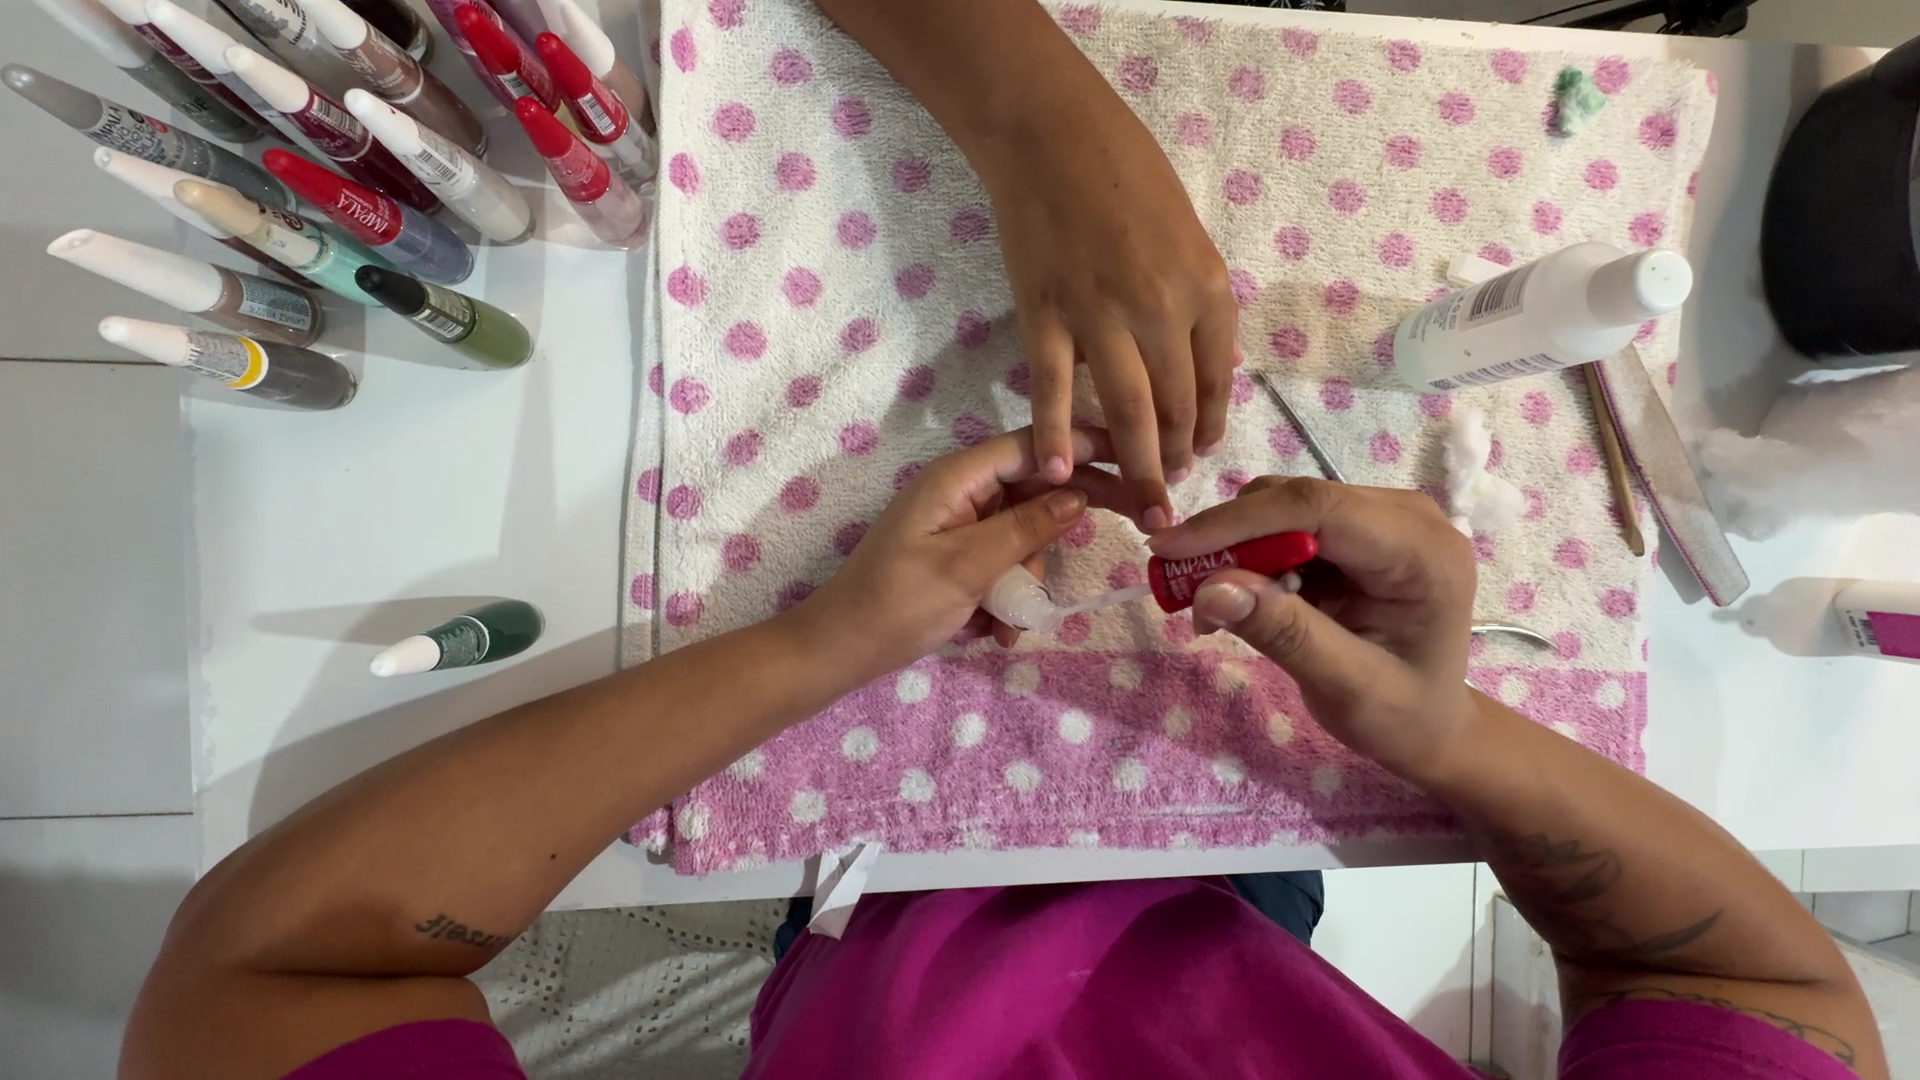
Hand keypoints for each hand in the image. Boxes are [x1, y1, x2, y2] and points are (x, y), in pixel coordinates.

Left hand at [794, 427, 1125, 683]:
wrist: (841, 650)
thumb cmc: (898, 603)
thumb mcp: (966, 566)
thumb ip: (1026, 527)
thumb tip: (1078, 496)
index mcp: (957, 477)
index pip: (1033, 445)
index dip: (1085, 447)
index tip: (1136, 457)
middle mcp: (961, 492)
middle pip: (1035, 489)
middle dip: (1062, 524)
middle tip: (1131, 523)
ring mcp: (959, 526)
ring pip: (1023, 535)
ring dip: (1025, 578)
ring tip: (1007, 621)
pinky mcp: (958, 557)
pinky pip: (1001, 564)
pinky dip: (1004, 595)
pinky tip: (992, 632)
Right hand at [978, 94, 1238, 531]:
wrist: (1054, 138)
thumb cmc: (1130, 177)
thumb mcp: (1190, 237)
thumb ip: (1197, 305)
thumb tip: (1196, 367)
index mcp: (1206, 287)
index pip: (1216, 381)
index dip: (1209, 429)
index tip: (1200, 456)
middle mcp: (1161, 311)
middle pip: (1175, 408)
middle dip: (1175, 461)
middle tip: (1166, 497)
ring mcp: (1100, 319)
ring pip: (1126, 413)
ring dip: (1135, 468)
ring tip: (1139, 507)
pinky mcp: (1045, 321)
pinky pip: (1052, 391)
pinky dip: (1055, 436)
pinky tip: (1059, 475)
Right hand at [1147, 477, 1479, 778]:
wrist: (1428, 722)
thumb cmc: (1400, 715)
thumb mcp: (1345, 687)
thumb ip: (1284, 633)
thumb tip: (1210, 588)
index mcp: (1422, 553)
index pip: (1317, 509)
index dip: (1237, 522)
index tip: (1169, 549)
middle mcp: (1406, 517)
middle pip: (1293, 499)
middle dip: (1228, 537)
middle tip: (1181, 585)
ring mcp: (1379, 517)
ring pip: (1279, 505)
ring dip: (1234, 547)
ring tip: (1214, 603)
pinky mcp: (1353, 527)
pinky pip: (1281, 523)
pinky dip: (1248, 554)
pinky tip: (1240, 598)